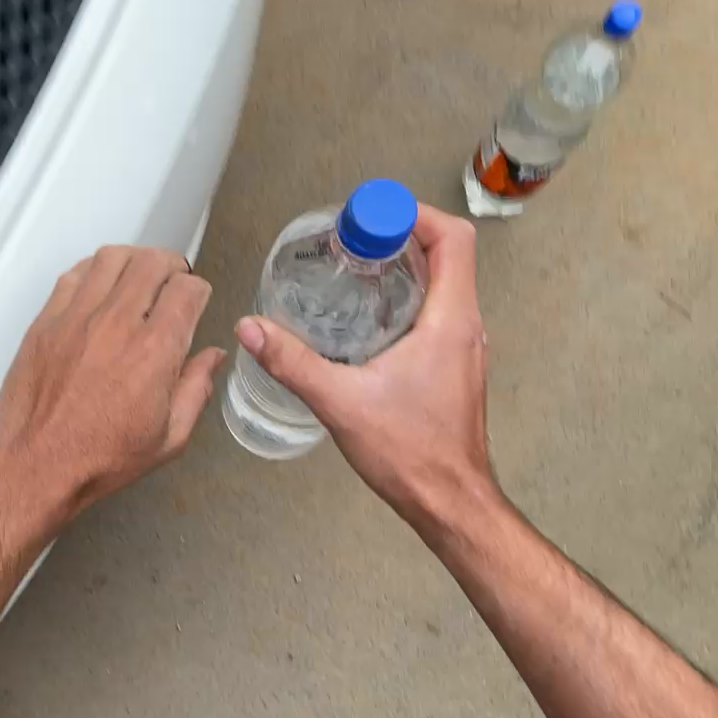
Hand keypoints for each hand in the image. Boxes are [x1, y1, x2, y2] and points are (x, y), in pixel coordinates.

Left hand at [0, 246, 224, 518]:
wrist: (37, 464)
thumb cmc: (104, 458)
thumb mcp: (169, 438)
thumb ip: (197, 390)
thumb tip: (213, 356)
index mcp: (155, 352)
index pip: (188, 290)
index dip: (199, 292)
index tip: (196, 303)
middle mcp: (117, 324)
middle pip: (153, 263)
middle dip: (172, 267)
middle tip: (174, 282)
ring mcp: (77, 317)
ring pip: (112, 258)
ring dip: (134, 261)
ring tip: (139, 278)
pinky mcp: (47, 321)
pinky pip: (74, 274)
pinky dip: (95, 271)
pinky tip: (101, 288)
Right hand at [234, 204, 495, 523]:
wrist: (448, 502)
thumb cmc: (410, 453)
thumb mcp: (341, 402)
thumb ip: (292, 362)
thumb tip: (251, 329)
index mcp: (450, 320)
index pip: (452, 238)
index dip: (414, 215)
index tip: (370, 219)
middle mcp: (466, 328)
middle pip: (446, 258)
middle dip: (400, 239)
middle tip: (351, 245)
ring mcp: (464, 352)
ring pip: (443, 289)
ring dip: (404, 273)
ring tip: (355, 277)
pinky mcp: (454, 373)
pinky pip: (437, 318)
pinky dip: (407, 305)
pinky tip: (367, 327)